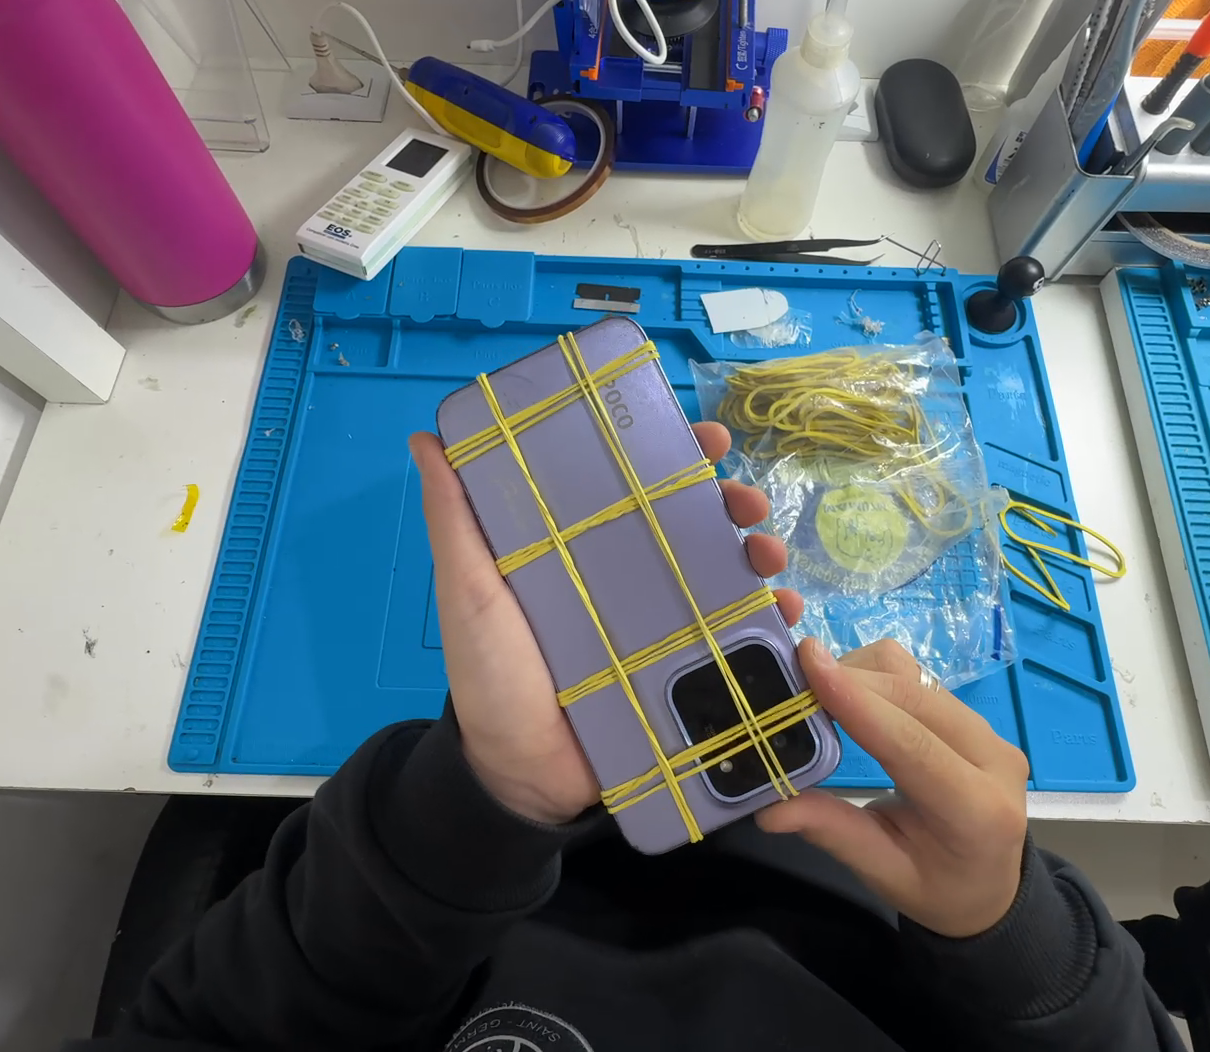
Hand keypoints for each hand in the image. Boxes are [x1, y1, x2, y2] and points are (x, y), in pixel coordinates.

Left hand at [409, 421, 803, 824]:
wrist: (518, 774)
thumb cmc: (490, 672)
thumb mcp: (469, 590)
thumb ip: (454, 519)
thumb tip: (427, 438)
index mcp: (582, 548)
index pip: (632, 486)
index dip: (671, 454)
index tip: (703, 436)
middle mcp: (626, 577)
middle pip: (689, 525)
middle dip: (728, 503)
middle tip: (747, 502)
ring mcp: (659, 623)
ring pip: (720, 574)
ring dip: (756, 554)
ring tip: (770, 556)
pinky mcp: (680, 669)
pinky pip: (731, 637)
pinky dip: (764, 621)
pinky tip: (782, 614)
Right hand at [757, 639, 1029, 938]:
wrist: (990, 884)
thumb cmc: (937, 885)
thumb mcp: (885, 873)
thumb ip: (833, 832)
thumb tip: (768, 811)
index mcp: (977, 810)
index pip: (912, 744)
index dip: (858, 701)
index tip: (810, 664)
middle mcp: (992, 756)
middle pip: (910, 695)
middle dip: (847, 679)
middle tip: (788, 684)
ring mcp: (985, 727)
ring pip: (910, 673)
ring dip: (858, 672)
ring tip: (818, 696)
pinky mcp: (968, 709)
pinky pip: (912, 671)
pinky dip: (871, 672)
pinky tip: (849, 695)